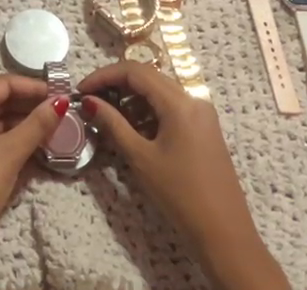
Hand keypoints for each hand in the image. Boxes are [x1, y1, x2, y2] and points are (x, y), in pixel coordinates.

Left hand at [0, 74, 66, 289]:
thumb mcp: (10, 152)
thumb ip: (37, 124)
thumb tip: (61, 101)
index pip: (1, 84)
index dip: (31, 86)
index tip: (59, 92)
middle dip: (29, 104)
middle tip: (61, 108)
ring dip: (22, 121)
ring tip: (53, 124)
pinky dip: (11, 136)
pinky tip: (35, 141)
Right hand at [80, 61, 288, 289]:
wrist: (225, 235)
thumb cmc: (180, 195)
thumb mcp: (140, 158)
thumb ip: (113, 123)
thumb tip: (88, 101)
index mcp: (179, 102)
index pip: (135, 71)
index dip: (104, 75)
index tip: (80, 89)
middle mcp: (193, 100)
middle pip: (148, 77)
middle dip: (116, 85)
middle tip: (90, 101)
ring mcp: (202, 115)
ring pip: (159, 92)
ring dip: (131, 99)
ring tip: (108, 117)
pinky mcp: (204, 129)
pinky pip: (171, 108)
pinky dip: (148, 112)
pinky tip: (133, 130)